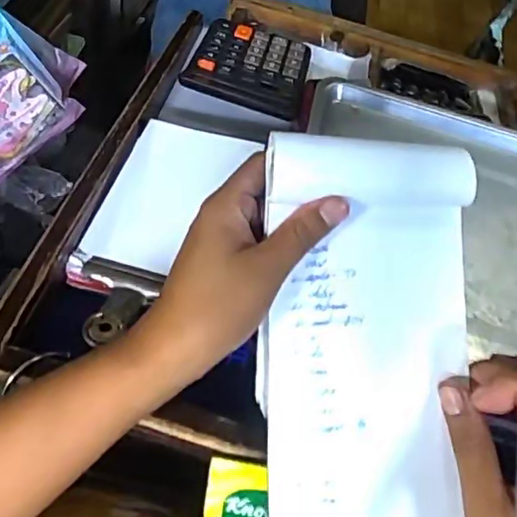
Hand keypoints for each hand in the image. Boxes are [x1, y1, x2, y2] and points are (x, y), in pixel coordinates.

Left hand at [125, 153, 346, 379]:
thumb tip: (334, 203)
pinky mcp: (227, 263)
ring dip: (296, 225)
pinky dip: (284, 246)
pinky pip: (261, 243)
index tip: (330, 169)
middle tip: (342, 200)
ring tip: (336, 227)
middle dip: (303, 196)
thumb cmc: (214, 307)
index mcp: (226, 206)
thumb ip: (302, 232)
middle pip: (267, 191)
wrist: (174, 352)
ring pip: (267, 220)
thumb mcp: (267, 266)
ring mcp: (224, 240)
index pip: (263, 165)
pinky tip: (311, 257)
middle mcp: (223, 217)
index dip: (296, 163)